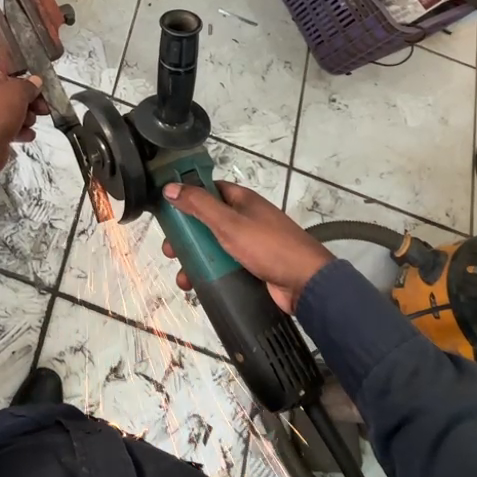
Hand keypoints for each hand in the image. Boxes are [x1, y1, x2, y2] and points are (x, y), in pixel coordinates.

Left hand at [0, 72, 46, 169]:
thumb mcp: (18, 92)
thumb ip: (28, 86)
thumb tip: (36, 81)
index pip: (4, 78)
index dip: (23, 84)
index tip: (38, 91)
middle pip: (7, 98)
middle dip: (26, 104)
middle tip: (41, 110)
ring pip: (5, 115)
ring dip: (23, 119)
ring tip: (31, 124)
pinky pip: (2, 130)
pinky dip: (16, 132)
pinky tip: (28, 136)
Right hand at [160, 181, 332, 312]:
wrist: (308, 284)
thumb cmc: (268, 246)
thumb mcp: (229, 223)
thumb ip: (199, 204)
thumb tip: (170, 187)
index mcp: (241, 200)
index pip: (208, 190)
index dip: (187, 196)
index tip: (167, 210)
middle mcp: (245, 218)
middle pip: (207, 222)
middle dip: (186, 237)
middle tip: (170, 251)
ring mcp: (250, 244)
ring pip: (214, 248)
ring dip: (195, 261)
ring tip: (183, 279)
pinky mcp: (253, 268)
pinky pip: (225, 267)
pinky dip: (211, 275)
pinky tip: (199, 288)